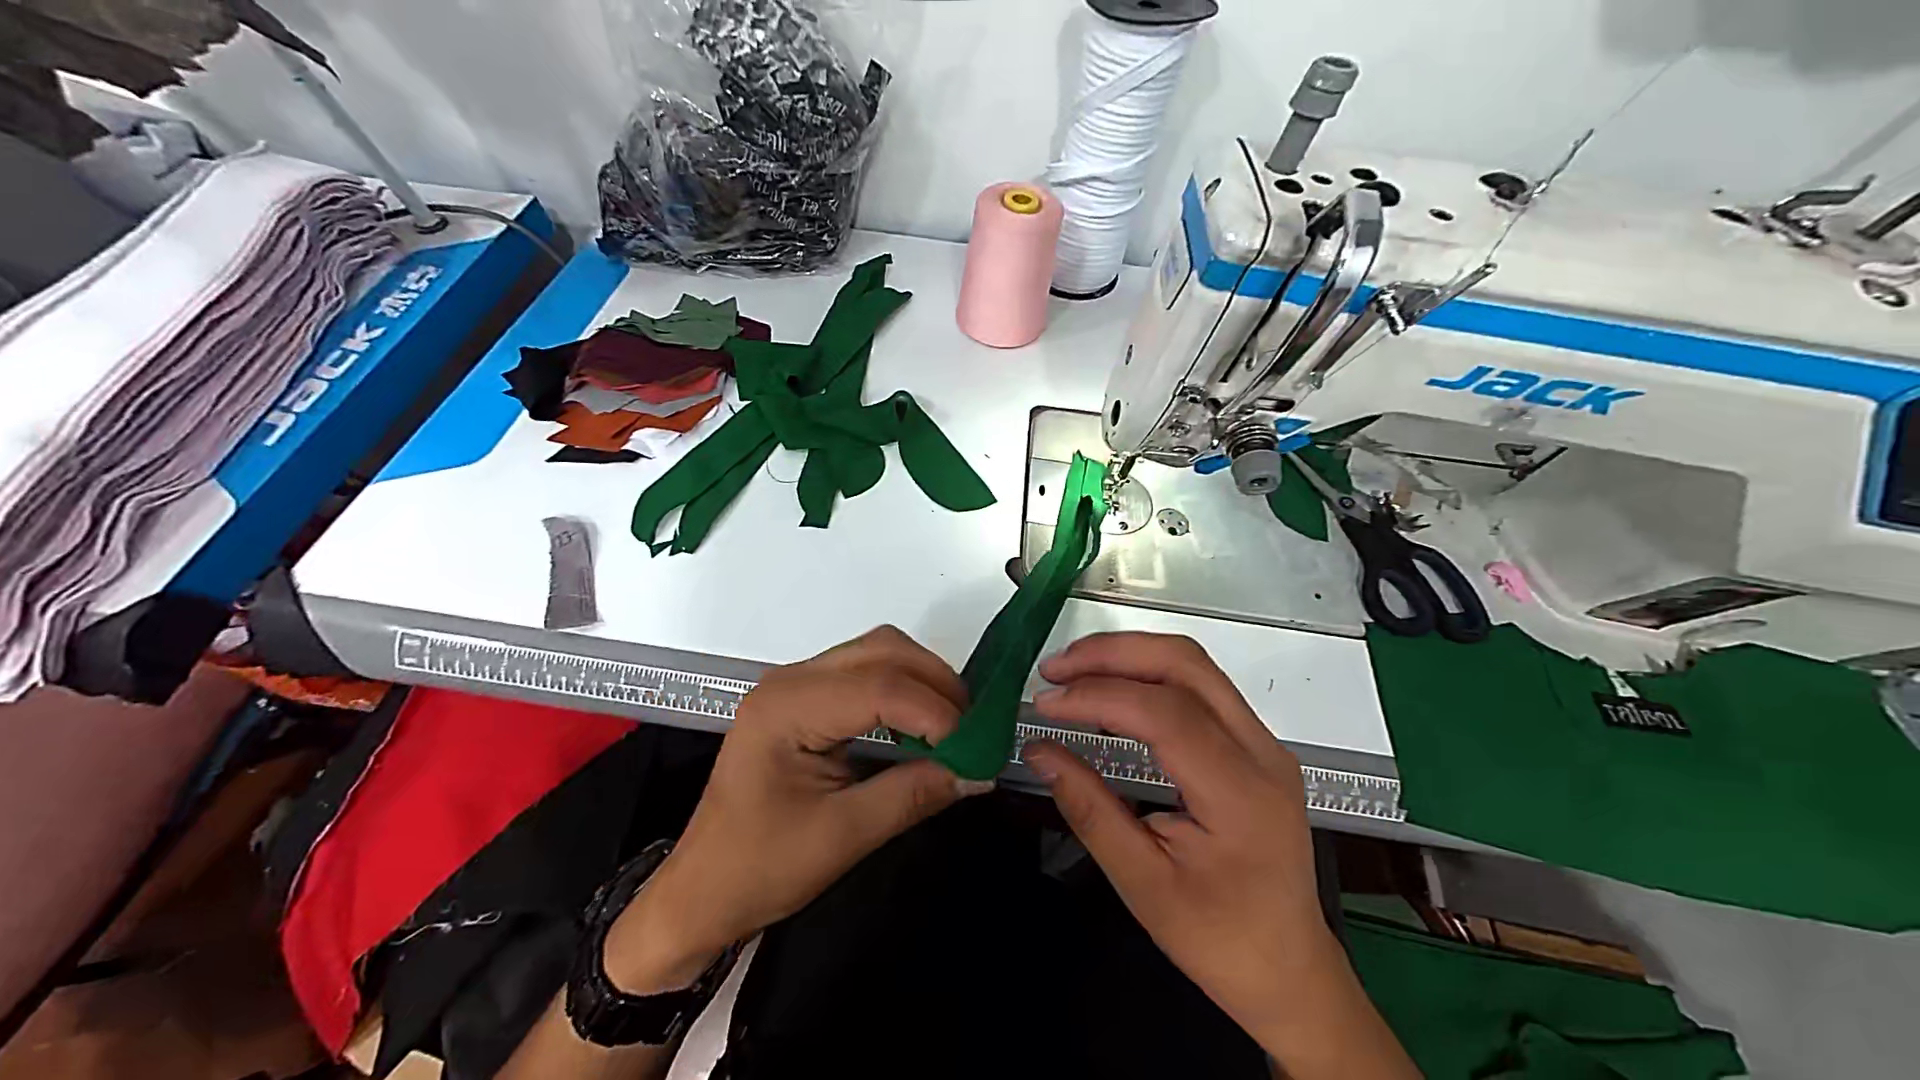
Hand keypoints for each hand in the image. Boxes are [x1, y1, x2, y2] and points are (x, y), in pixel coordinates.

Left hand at [604, 626, 991, 993]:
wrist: (702, 892)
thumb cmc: (759, 868)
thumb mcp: (843, 836)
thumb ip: (913, 794)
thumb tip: (978, 772)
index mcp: (787, 708)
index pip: (880, 687)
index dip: (937, 713)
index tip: (976, 749)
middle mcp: (790, 681)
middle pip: (882, 650)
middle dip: (937, 684)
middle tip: (974, 730)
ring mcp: (794, 685)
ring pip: (877, 653)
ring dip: (923, 682)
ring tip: (954, 728)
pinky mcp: (803, 699)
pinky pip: (865, 673)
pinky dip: (903, 691)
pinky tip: (921, 727)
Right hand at [1022, 633, 1417, 1079]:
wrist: (1288, 970)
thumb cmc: (1219, 938)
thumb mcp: (1142, 884)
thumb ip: (1089, 808)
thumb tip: (1039, 751)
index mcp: (1241, 794)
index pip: (1166, 713)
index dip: (1099, 696)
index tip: (1046, 703)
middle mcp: (1262, 752)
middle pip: (1186, 664)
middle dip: (1113, 653)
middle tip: (1055, 670)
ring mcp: (1263, 742)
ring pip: (1194, 665)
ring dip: (1129, 655)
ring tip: (1073, 670)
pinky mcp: (1253, 743)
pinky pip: (1199, 684)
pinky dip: (1148, 672)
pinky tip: (1111, 686)